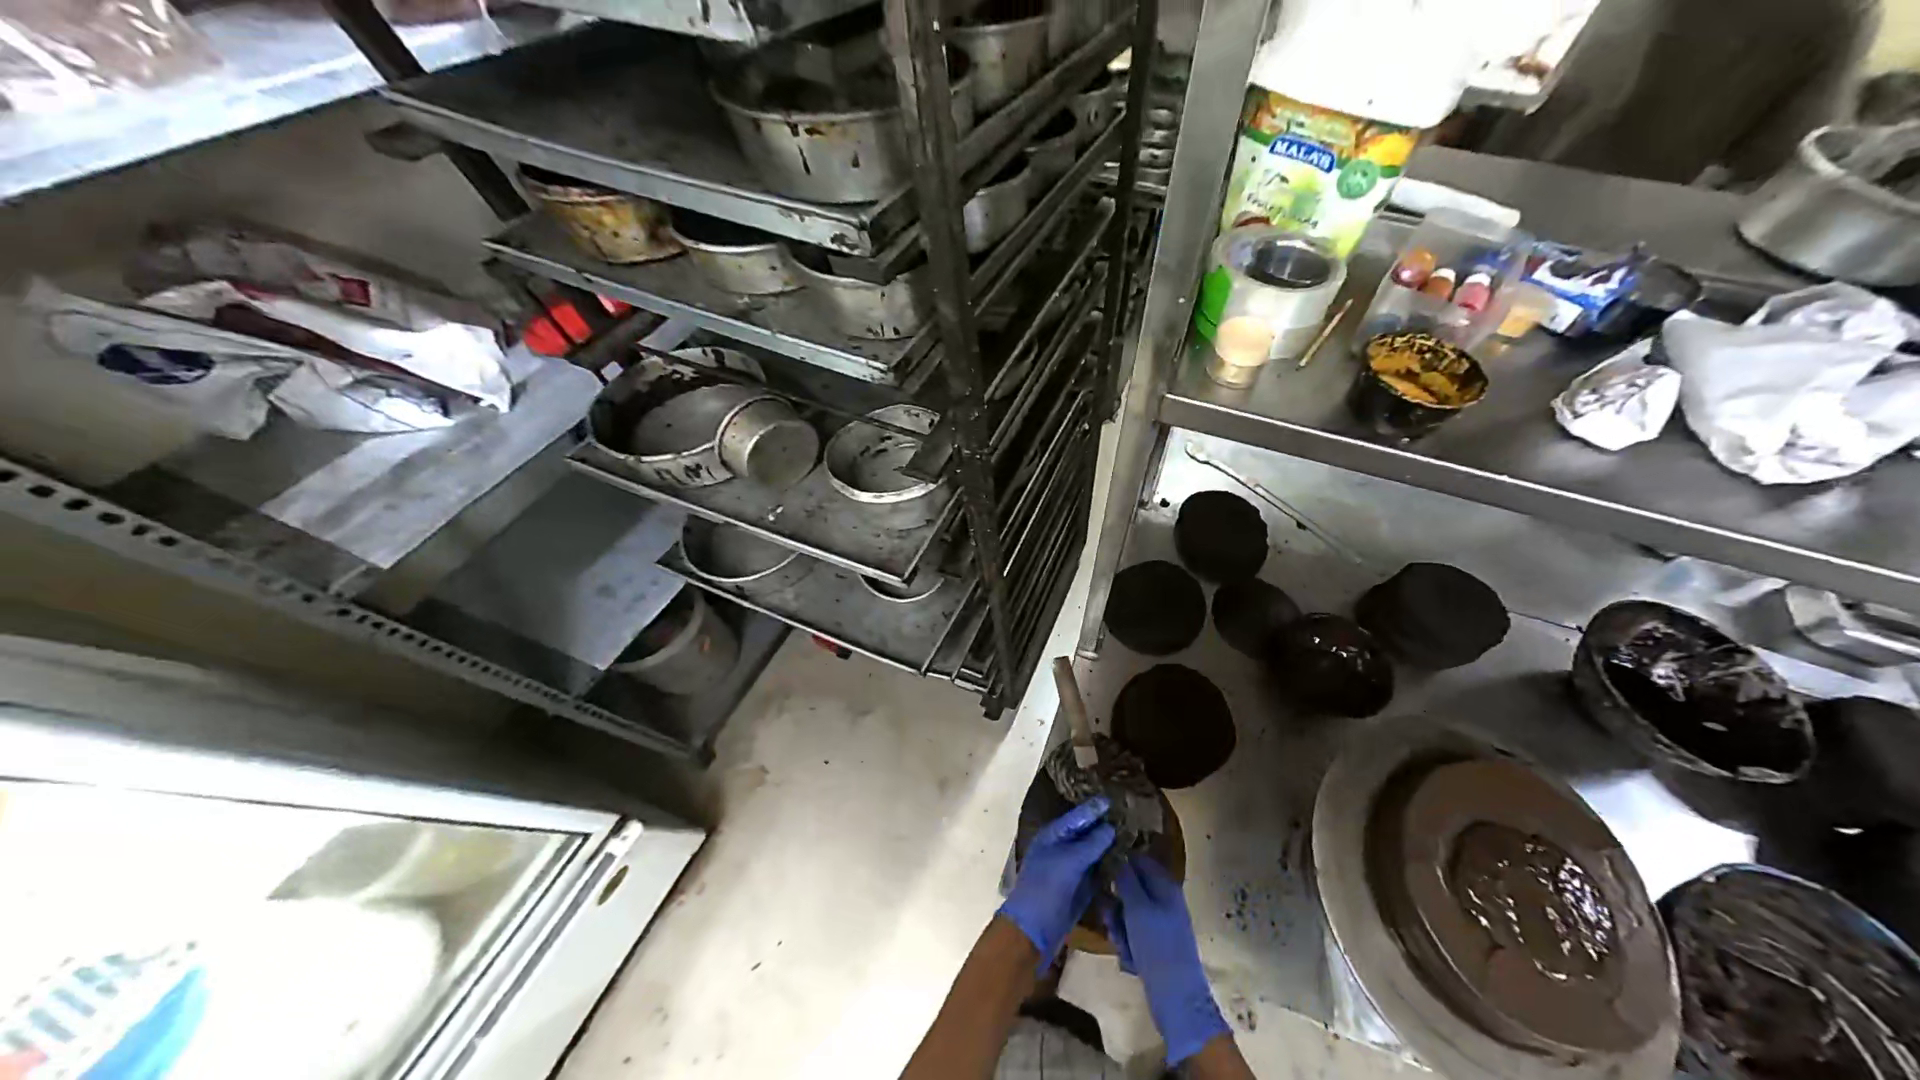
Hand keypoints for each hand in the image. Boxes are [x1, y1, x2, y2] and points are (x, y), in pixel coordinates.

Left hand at [998, 797, 1114, 963]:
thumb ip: (1090, 844)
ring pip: (1093, 852)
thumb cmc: (1047, 888)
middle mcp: (1061, 848)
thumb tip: (1110, 828)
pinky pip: (1096, 871)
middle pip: (1086, 833)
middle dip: (1104, 826)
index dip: (1094, 808)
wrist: (1034, 929)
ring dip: (1109, 846)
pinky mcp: (1079, 888)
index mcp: (1053, 836)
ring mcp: (1070, 869)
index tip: (1113, 798)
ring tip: (1133, 835)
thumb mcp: (1069, 861)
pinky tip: (1126, 862)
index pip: (1077, 816)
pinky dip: (1109, 866)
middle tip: (1129, 816)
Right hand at [1108, 855, 1230, 1065]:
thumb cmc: (1157, 945)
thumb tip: (1118, 855)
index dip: (1120, 861)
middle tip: (1109, 916)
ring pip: (1128, 913)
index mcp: (1165, 886)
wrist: (1177, 997)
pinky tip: (1129, 959)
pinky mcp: (1155, 945)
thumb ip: (1126, 879)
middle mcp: (1163, 901)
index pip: (1139, 859)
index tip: (1099, 869)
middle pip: (1130, 889)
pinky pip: (1133, 934)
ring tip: (1120, 943)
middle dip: (1115, 903)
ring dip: (1118, 926)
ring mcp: (1160, 924)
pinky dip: (1127, 944)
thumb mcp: (1137, 907)